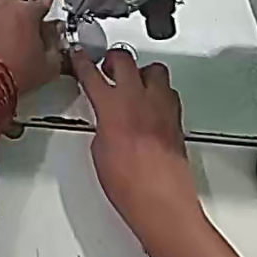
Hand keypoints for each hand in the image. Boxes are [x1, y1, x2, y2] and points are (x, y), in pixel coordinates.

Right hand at [71, 48, 203, 238]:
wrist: (160, 201)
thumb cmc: (130, 184)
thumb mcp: (99, 153)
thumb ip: (102, 127)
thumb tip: (107, 123)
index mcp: (112, 106)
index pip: (91, 73)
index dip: (82, 61)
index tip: (80, 56)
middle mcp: (138, 99)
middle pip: (125, 59)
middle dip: (113, 59)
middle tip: (107, 64)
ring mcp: (160, 106)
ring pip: (154, 70)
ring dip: (141, 72)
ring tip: (134, 80)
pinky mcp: (176, 118)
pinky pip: (168, 92)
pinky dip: (159, 92)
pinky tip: (153, 102)